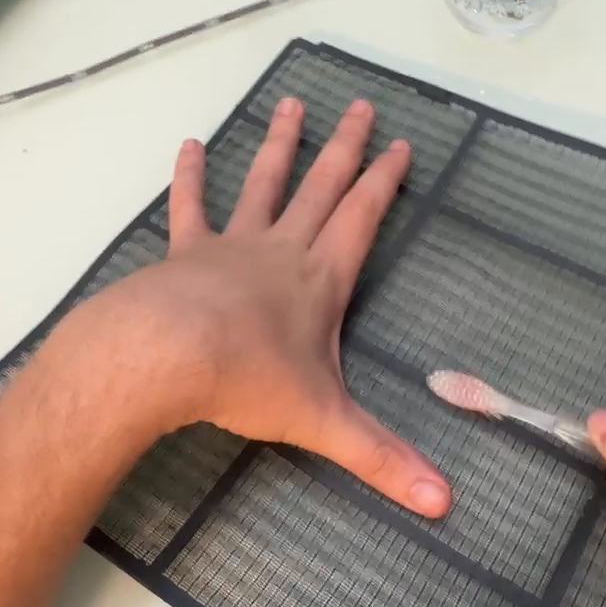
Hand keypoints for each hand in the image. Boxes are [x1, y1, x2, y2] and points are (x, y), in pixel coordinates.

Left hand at [47, 96, 450, 516]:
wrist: (162, 359)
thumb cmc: (247, 381)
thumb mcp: (324, 423)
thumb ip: (382, 459)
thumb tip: (443, 503)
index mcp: (321, 279)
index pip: (363, 217)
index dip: (384, 181)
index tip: (400, 144)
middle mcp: (282, 249)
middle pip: (322, 186)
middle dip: (345, 147)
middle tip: (359, 104)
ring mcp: (232, 245)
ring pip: (265, 184)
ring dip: (282, 145)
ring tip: (291, 102)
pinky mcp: (187, 252)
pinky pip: (192, 206)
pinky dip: (192, 176)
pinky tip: (190, 145)